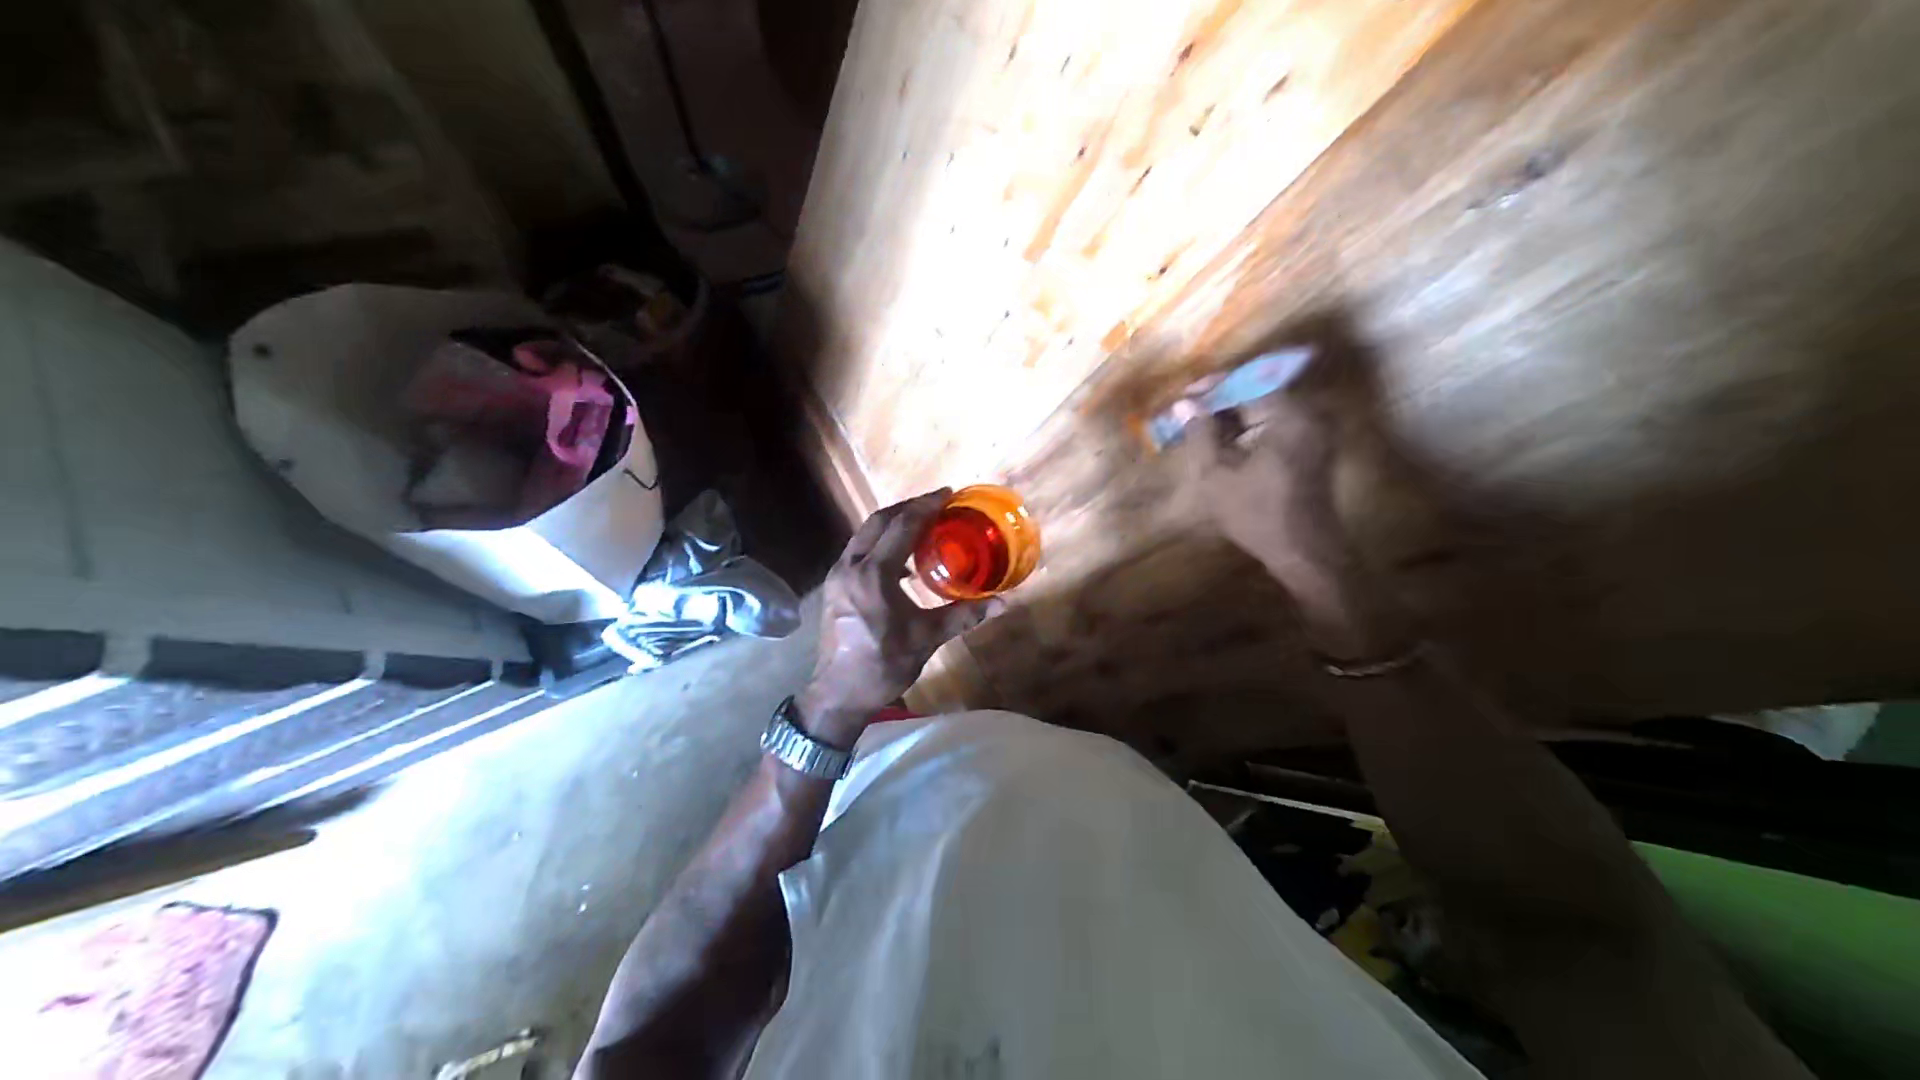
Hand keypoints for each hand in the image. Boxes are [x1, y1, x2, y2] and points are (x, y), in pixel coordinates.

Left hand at [795, 489, 1003, 744]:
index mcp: (873, 575)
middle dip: (907, 508)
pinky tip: (900, 562)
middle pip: (878, 521)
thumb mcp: (926, 638)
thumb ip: (963, 616)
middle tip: (935, 504)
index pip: (901, 527)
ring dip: (891, 524)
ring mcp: (837, 576)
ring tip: (920, 526)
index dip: (925, 507)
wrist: (838, 693)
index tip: (947, 494)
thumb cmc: (883, 664)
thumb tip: (1002, 603)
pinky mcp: (834, 587)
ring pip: (864, 535)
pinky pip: (858, 552)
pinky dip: (880, 544)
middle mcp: (850, 566)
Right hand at [1184, 391, 1346, 582]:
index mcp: (1289, 416)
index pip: (1247, 384)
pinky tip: (1225, 446)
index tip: (1185, 394)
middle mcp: (1308, 415)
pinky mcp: (1312, 450)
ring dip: (1234, 417)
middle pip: (1259, 394)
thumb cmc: (1256, 513)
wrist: (1303, 551)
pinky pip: (1277, 427)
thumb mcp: (1217, 474)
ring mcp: (1314, 433)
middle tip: (1191, 412)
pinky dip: (1250, 431)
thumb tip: (1185, 404)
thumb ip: (1200, 434)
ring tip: (1202, 431)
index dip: (1213, 387)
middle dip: (1222, 402)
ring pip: (1267, 411)